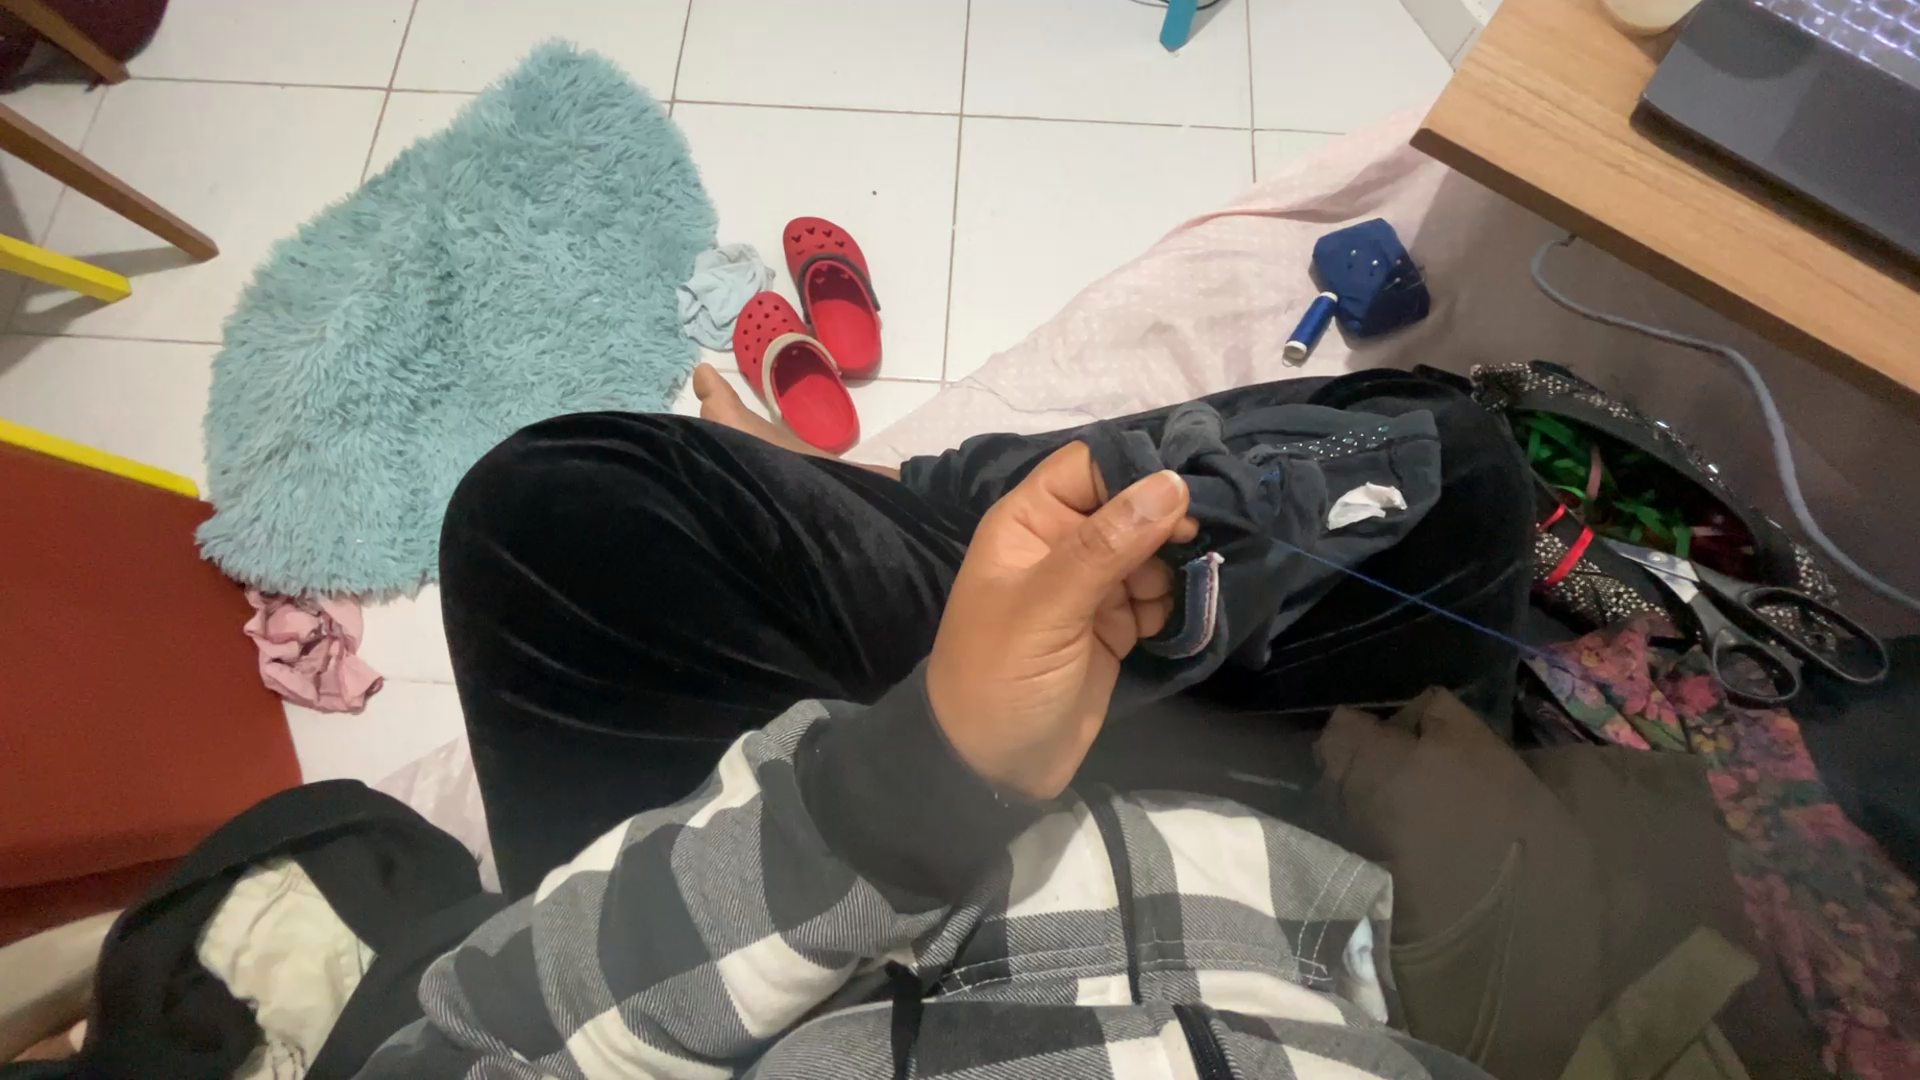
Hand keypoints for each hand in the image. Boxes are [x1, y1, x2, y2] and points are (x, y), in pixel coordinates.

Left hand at [926, 442, 1196, 798]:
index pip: (1089, 467)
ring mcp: (1089, 585)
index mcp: (1029, 522)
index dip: (1136, 472)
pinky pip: (1155, 593)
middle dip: (1167, 522)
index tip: (1188, 495)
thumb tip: (1171, 483)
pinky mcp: (1114, 623)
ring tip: (1182, 591)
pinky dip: (1171, 602)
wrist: (993, 765)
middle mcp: (1061, 543)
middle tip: (1204, 544)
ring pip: (1149, 549)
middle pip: (1128, 505)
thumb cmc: (1001, 677)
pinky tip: (1170, 620)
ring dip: (1174, 566)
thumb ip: (1105, 547)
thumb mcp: (1046, 609)